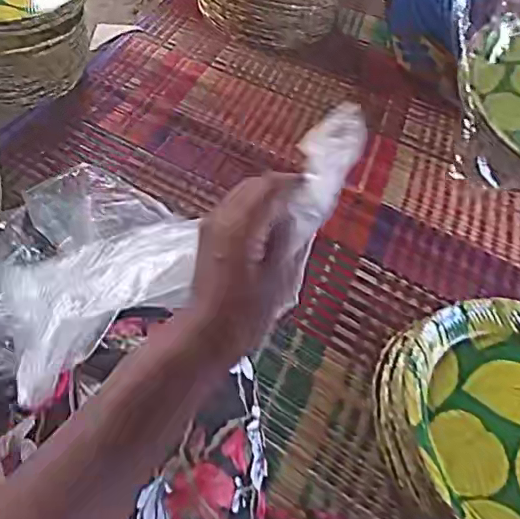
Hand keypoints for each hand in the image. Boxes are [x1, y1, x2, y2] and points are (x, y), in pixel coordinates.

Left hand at [187, 173, 303, 360]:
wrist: (206, 335)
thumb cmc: (244, 315)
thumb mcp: (279, 278)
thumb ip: (290, 239)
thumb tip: (300, 216)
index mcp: (239, 226)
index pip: (268, 186)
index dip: (293, 183)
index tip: (313, 189)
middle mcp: (221, 218)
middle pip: (253, 185)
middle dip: (279, 188)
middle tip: (304, 201)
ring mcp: (211, 225)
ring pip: (242, 194)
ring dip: (266, 198)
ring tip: (291, 215)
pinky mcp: (207, 235)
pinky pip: (234, 208)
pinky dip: (253, 209)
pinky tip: (269, 229)